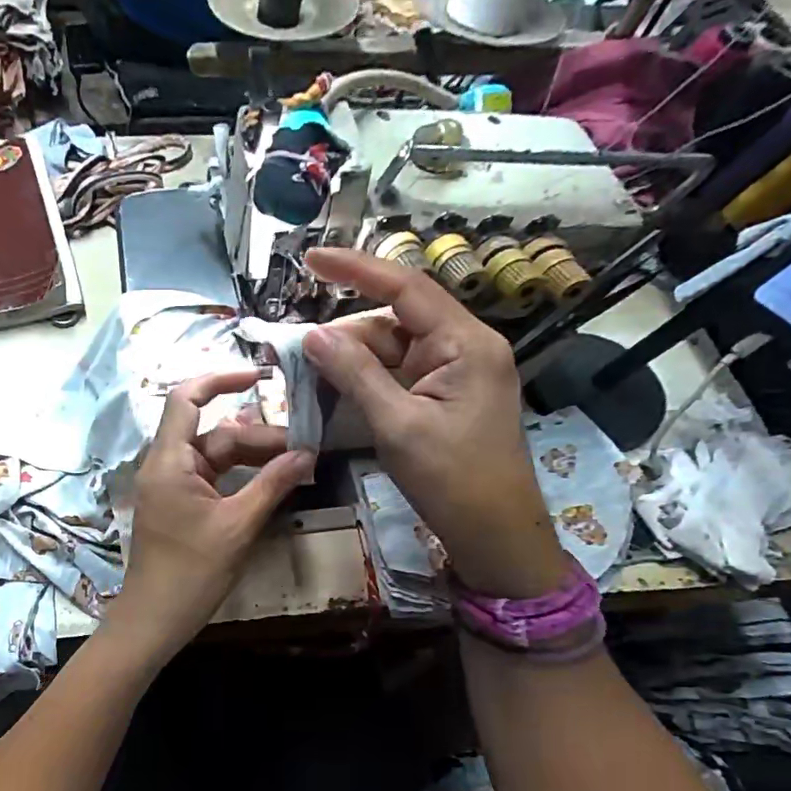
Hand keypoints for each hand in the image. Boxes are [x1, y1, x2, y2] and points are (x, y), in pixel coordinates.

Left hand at [106, 370, 314, 654]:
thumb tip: (308, 453)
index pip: (187, 399)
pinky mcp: (180, 505)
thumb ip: (273, 484)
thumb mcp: (239, 526)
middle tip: (302, 448)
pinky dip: (241, 476)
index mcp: (169, 461)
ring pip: (216, 455)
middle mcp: (166, 465)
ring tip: (295, 462)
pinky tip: (272, 479)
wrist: (155, 619)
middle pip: (213, 432)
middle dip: (258, 435)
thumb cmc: (192, 572)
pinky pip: (213, 477)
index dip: (221, 379)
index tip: (260, 376)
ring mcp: (172, 486)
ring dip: (253, 456)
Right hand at [302, 248, 569, 597]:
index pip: (406, 289)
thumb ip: (355, 375)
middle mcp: (463, 348)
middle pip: (394, 323)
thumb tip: (313, 334)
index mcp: (465, 344)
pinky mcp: (444, 397)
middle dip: (345, 335)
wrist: (493, 533)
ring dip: (352, 362)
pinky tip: (334, 393)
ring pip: (392, 351)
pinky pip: (398, 376)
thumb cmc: (453, 480)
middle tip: (296, 352)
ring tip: (307, 378)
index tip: (312, 257)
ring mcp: (454, 374)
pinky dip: (366, 383)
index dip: (357, 268)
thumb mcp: (398, 426)